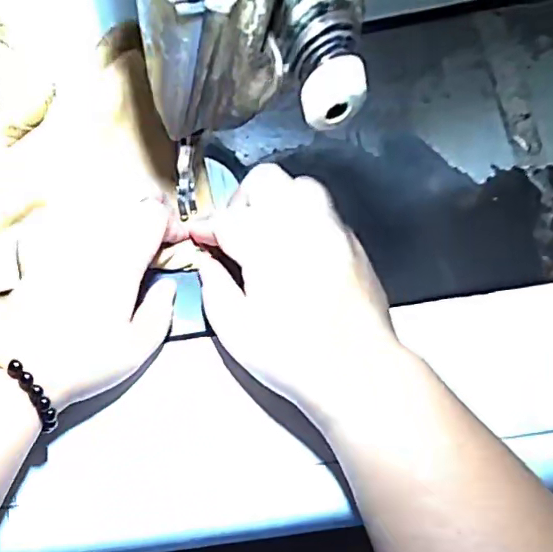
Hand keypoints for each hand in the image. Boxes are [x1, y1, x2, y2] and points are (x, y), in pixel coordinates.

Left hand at [0, 193, 183, 408]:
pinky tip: (82, 241)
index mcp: (122, 258)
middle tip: (154, 237)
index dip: (171, 226)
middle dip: (147, 211)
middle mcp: (92, 238)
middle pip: (126, 197)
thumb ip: (161, 312)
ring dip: (116, 211)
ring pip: (96, 201)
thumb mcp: (136, 349)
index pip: (155, 213)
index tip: (175, 245)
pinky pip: (61, 216)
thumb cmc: (81, 361)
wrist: (22, 364)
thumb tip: (167, 287)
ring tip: (122, 237)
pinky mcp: (35, 249)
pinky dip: (79, 220)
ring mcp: (60, 239)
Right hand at [189, 164, 411, 421]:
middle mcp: (302, 223)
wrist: (354, 369)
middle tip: (232, 233)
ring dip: (275, 203)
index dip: (206, 226)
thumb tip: (208, 263)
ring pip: (299, 188)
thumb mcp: (235, 330)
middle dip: (241, 201)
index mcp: (266, 243)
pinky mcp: (352, 243)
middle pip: (265, 181)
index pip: (227, 217)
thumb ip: (214, 288)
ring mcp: (332, 229)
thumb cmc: (290, 356)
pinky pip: (323, 213)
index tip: (198, 237)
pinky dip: (301, 221)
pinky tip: (294, 253)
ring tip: (265, 237)